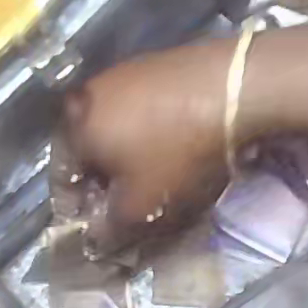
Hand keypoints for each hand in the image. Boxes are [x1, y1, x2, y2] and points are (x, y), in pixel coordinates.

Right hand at [62, 27, 307, 252]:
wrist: (247, 87)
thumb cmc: (179, 154)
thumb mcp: (138, 210)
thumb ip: (105, 234)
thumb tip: (93, 244)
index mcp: (71, 129)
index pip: (60, 183)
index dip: (78, 214)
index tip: (98, 232)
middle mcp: (87, 96)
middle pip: (85, 155)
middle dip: (101, 186)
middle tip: (124, 209)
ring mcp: (123, 73)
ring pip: (112, 132)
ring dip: (125, 160)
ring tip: (152, 179)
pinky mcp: (157, 63)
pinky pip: (140, 112)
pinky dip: (148, 134)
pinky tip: (172, 146)